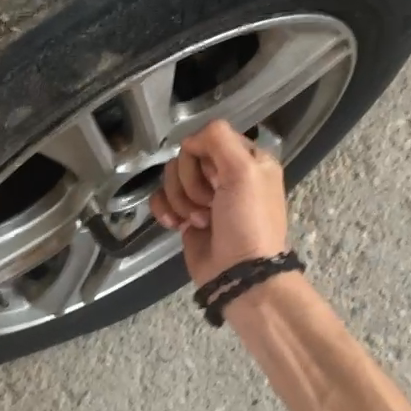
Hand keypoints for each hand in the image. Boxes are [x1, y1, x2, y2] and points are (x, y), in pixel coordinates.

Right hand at [149, 121, 289, 285]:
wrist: (239, 274)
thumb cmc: (248, 222)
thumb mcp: (245, 171)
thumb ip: (218, 139)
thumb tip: (188, 141)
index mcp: (248, 159)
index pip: (211, 137)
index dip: (205, 156)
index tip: (218, 179)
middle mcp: (226, 174)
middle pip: (187, 157)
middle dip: (192, 182)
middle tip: (210, 204)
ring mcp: (204, 196)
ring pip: (172, 177)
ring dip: (181, 199)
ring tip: (200, 221)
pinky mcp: (185, 215)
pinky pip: (162, 198)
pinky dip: (165, 210)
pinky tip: (176, 225)